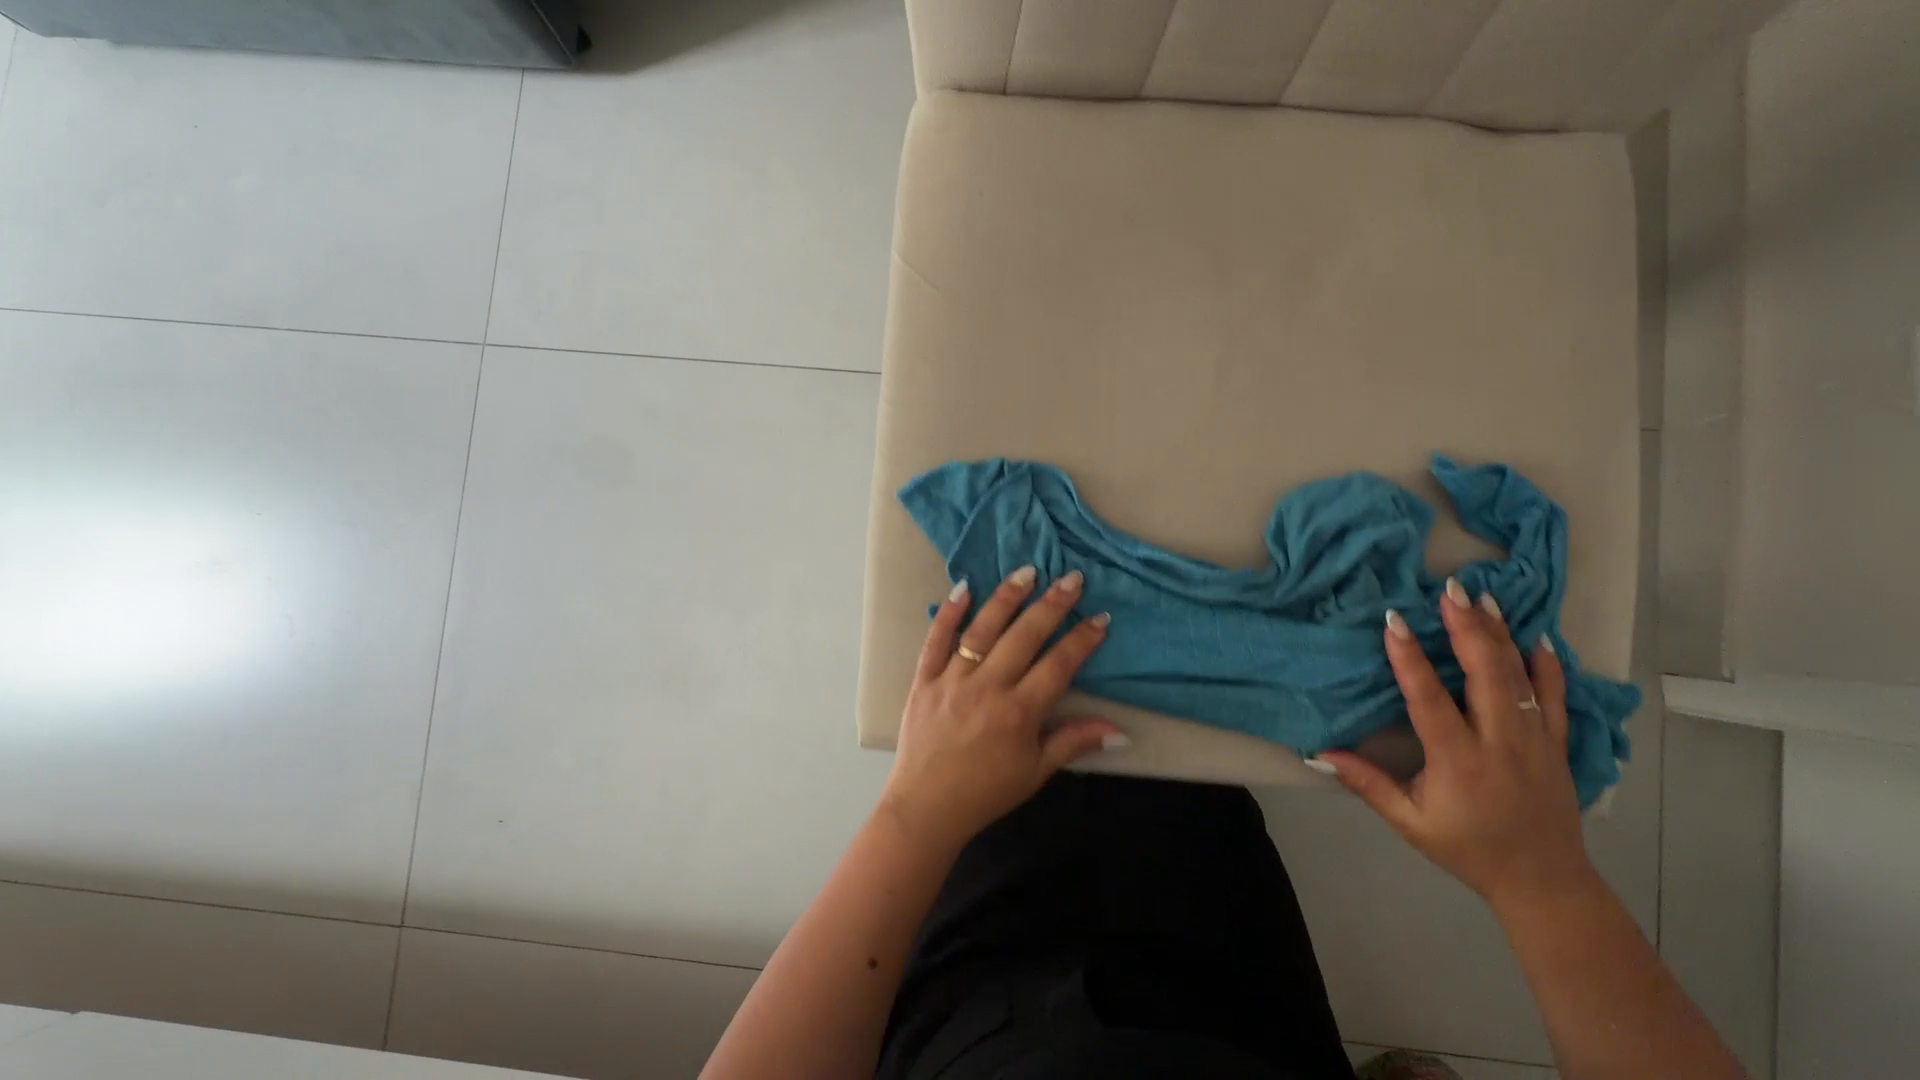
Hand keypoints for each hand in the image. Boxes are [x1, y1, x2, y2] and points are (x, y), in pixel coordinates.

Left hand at [878, 566, 1120, 851]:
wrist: (926, 807)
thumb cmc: (986, 791)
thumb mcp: (1036, 772)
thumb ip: (1074, 742)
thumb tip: (1120, 730)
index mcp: (1019, 712)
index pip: (1059, 665)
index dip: (1082, 639)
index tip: (1100, 617)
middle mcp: (988, 688)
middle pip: (1025, 636)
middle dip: (1052, 604)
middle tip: (1072, 578)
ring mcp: (952, 680)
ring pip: (983, 630)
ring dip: (1007, 598)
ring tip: (1027, 571)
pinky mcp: (924, 679)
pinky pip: (935, 640)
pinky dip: (949, 612)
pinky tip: (964, 587)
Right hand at [1317, 579, 1597, 912]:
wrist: (1543, 880)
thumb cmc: (1467, 848)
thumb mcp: (1409, 822)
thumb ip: (1367, 784)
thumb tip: (1319, 755)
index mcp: (1458, 760)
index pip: (1429, 699)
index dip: (1410, 658)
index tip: (1395, 622)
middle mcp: (1500, 742)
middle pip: (1484, 674)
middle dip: (1466, 628)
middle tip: (1449, 592)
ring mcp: (1535, 740)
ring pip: (1519, 676)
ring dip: (1500, 634)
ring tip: (1485, 598)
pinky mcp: (1558, 744)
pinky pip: (1557, 696)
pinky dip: (1548, 664)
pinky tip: (1537, 636)